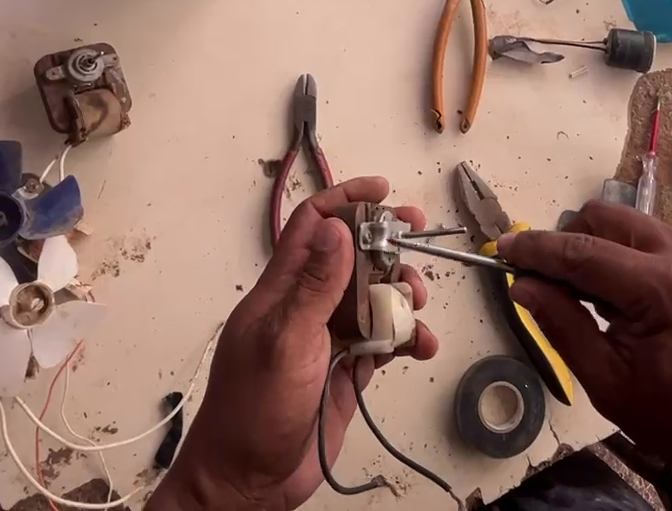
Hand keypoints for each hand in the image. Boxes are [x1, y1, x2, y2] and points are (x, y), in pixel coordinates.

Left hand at [149, 177, 439, 510]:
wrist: (250, 484)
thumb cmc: (252, 411)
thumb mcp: (285, 341)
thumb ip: (314, 286)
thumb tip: (336, 226)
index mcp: (283, 287)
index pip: (312, 224)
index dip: (344, 198)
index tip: (381, 190)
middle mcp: (309, 303)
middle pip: (354, 254)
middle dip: (387, 240)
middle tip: (418, 232)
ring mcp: (330, 335)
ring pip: (376, 294)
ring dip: (401, 292)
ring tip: (416, 303)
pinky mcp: (350, 366)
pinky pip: (385, 338)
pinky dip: (407, 338)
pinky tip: (421, 345)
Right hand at [498, 200, 671, 494]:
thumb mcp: (609, 382)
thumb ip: (561, 325)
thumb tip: (522, 285)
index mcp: (660, 288)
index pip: (582, 252)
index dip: (536, 249)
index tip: (502, 250)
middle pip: (600, 218)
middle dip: (565, 243)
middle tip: (547, 285)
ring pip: (619, 220)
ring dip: (589, 246)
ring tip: (583, 298)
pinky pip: (639, 233)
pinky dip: (614, 252)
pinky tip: (613, 296)